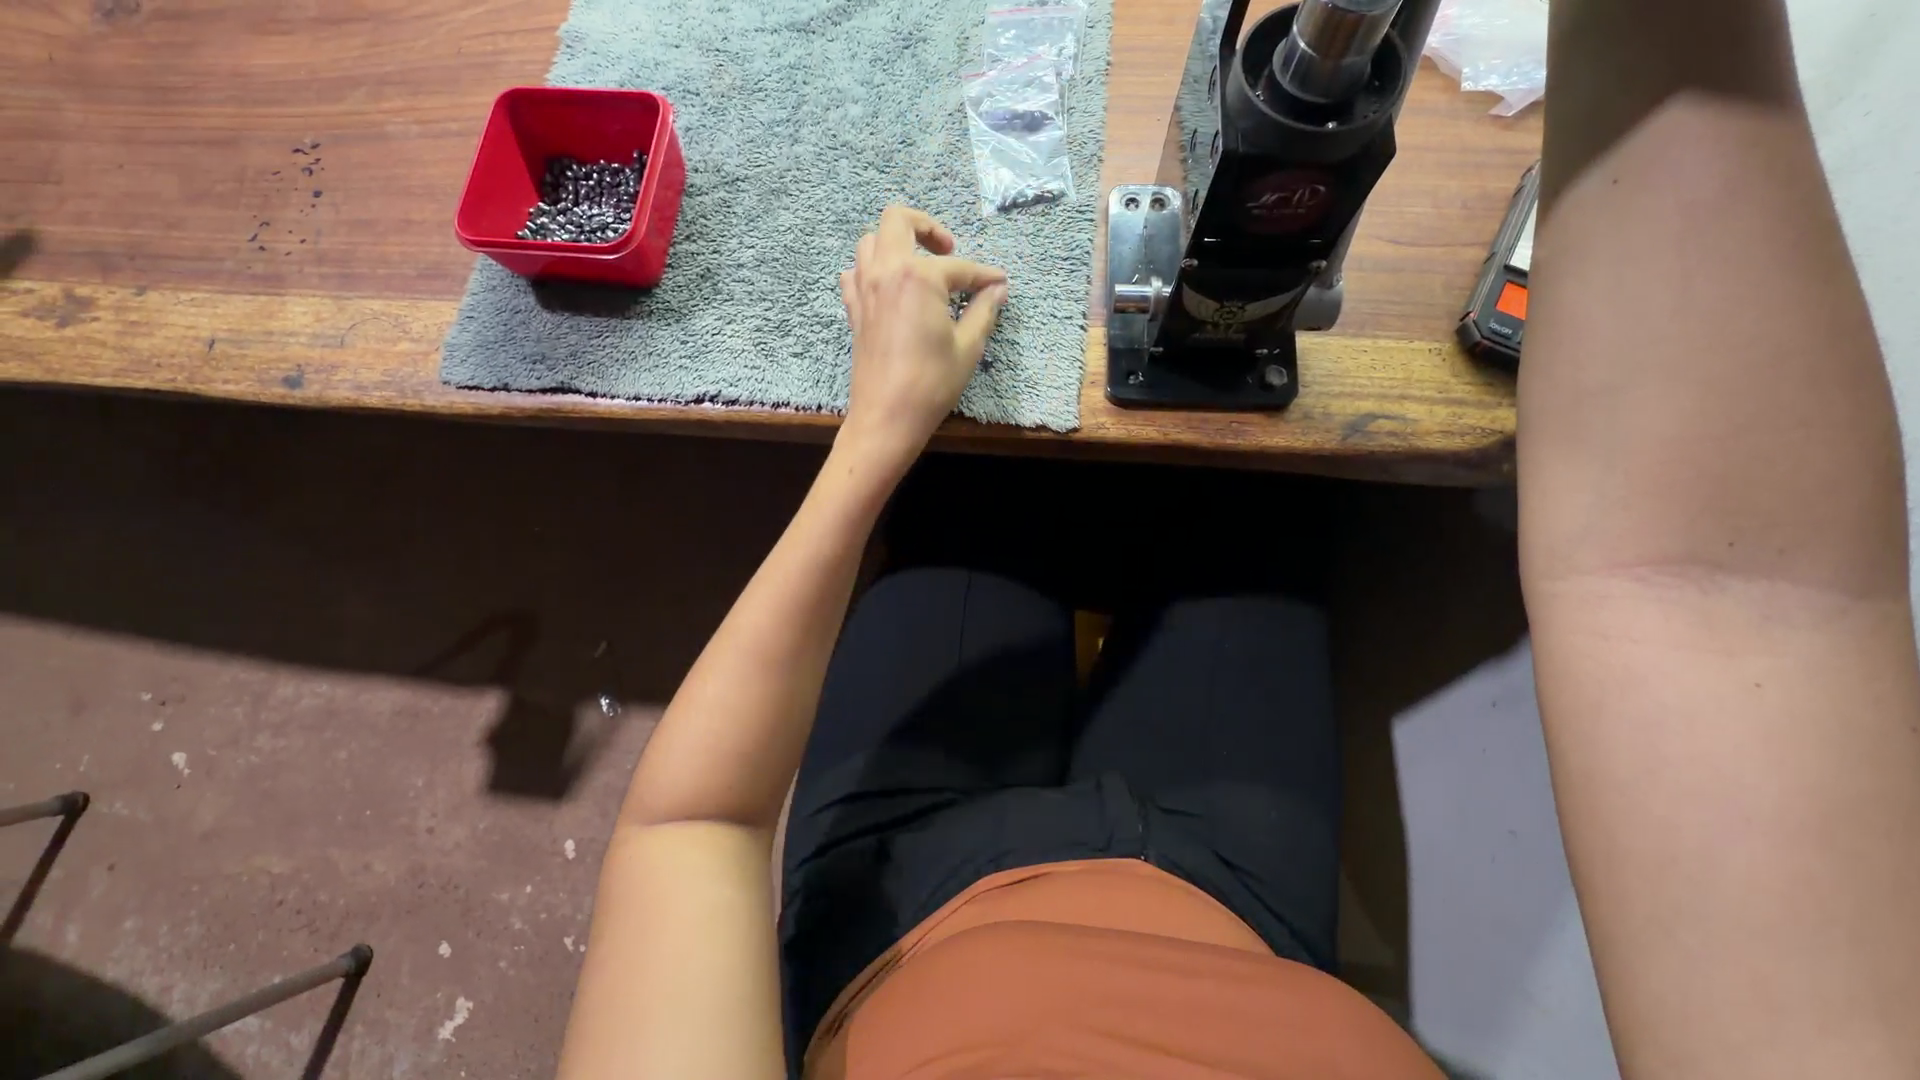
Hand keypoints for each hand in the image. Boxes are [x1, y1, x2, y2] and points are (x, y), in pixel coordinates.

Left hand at [837, 205, 1008, 472]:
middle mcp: (886, 272)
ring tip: (918, 267)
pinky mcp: (853, 310)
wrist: (886, 417)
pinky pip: (854, 273)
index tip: (999, 285)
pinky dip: (870, 270)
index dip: (984, 276)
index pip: (958, 267)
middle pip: (898, 220)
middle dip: (927, 227)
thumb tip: (997, 290)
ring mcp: (864, 289)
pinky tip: (889, 289)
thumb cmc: (931, 383)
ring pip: (870, 241)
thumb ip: (983, 311)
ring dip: (895, 244)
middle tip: (948, 251)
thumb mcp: (968, 347)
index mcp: (919, 277)